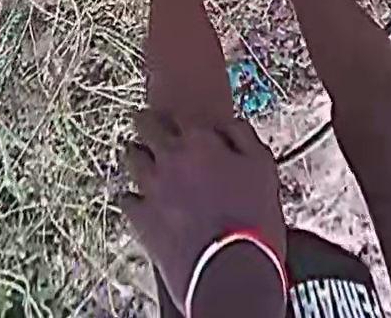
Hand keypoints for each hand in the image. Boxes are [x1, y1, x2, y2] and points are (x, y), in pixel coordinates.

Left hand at [119, 109, 287, 310]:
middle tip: (149, 126)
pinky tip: (140, 201)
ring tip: (142, 158)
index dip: (179, 118)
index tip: (181, 124)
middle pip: (145, 123)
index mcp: (199, 141)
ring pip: (132, 156)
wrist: (234, 276)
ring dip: (137, 155)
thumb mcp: (263, 168)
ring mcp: (152, 185)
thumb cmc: (255, 222)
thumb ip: (242, 135)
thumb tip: (227, 122)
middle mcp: (170, 156)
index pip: (178, 113)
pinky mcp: (142, 216)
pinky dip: (133, 198)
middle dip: (147, 122)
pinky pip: (127, 198)